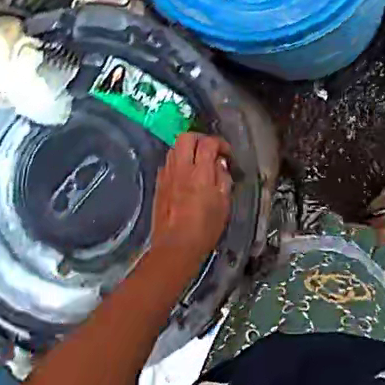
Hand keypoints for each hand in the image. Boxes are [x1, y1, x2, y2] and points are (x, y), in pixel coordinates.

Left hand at [148, 133, 232, 262]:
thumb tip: (220, 164)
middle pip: (186, 137)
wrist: (175, 246)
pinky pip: (167, 163)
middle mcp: (180, 169)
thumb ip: (223, 179)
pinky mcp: (158, 184)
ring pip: (174, 148)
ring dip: (187, 149)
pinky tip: (185, 176)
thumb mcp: (223, 204)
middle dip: (200, 139)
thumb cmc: (204, 228)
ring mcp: (166, 175)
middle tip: (209, 151)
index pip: (208, 143)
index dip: (220, 143)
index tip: (226, 154)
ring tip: (197, 162)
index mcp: (200, 173)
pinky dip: (177, 163)